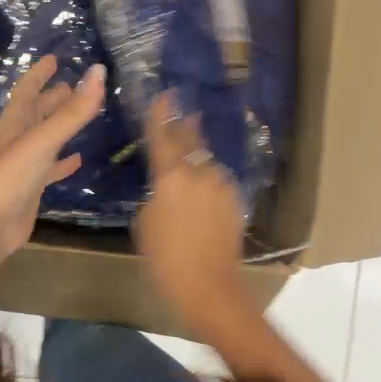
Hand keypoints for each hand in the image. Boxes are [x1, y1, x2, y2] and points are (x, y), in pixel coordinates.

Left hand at [0, 55, 106, 270]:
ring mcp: (22, 165)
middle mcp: (16, 140)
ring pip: (44, 138)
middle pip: (35, 112)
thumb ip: (72, 111)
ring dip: (59, 125)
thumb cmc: (9, 179)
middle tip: (74, 86)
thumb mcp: (42, 141)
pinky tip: (77, 159)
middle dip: (53, 98)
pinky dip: (63, 161)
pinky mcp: (30, 188)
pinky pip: (49, 168)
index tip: (54, 58)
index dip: (39, 73)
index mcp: (13, 124)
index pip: (26, 90)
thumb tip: (98, 72)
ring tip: (81, 114)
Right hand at [135, 93, 245, 326]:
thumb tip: (165, 185)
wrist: (209, 286)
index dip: (160, 114)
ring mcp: (221, 185)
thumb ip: (155, 194)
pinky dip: (208, 179)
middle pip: (189, 140)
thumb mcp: (145, 223)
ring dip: (197, 157)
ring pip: (205, 162)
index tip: (163, 95)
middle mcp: (199, 173)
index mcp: (170, 177)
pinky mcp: (235, 200)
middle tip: (180, 112)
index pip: (162, 136)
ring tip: (189, 155)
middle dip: (183, 126)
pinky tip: (202, 189)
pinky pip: (217, 180)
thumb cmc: (165, 259)